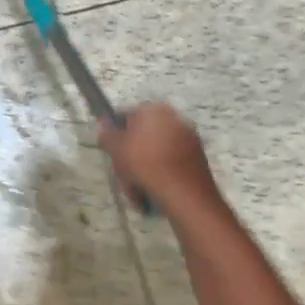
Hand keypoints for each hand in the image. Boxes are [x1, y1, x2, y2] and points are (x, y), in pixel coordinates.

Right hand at [97, 103, 218, 209]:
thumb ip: (107, 134)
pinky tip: (153, 191)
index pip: (125, 115)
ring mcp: (189, 139)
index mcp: (155, 110)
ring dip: (144, 167)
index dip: (114, 133)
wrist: (185, 195)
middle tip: (123, 173)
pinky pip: (171, 162)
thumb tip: (105, 127)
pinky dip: (161, 173)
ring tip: (137, 188)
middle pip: (142, 135)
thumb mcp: (116, 149)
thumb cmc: (146, 165)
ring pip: (155, 151)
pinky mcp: (199, 159)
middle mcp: (175, 118)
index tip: (110, 151)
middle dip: (130, 155)